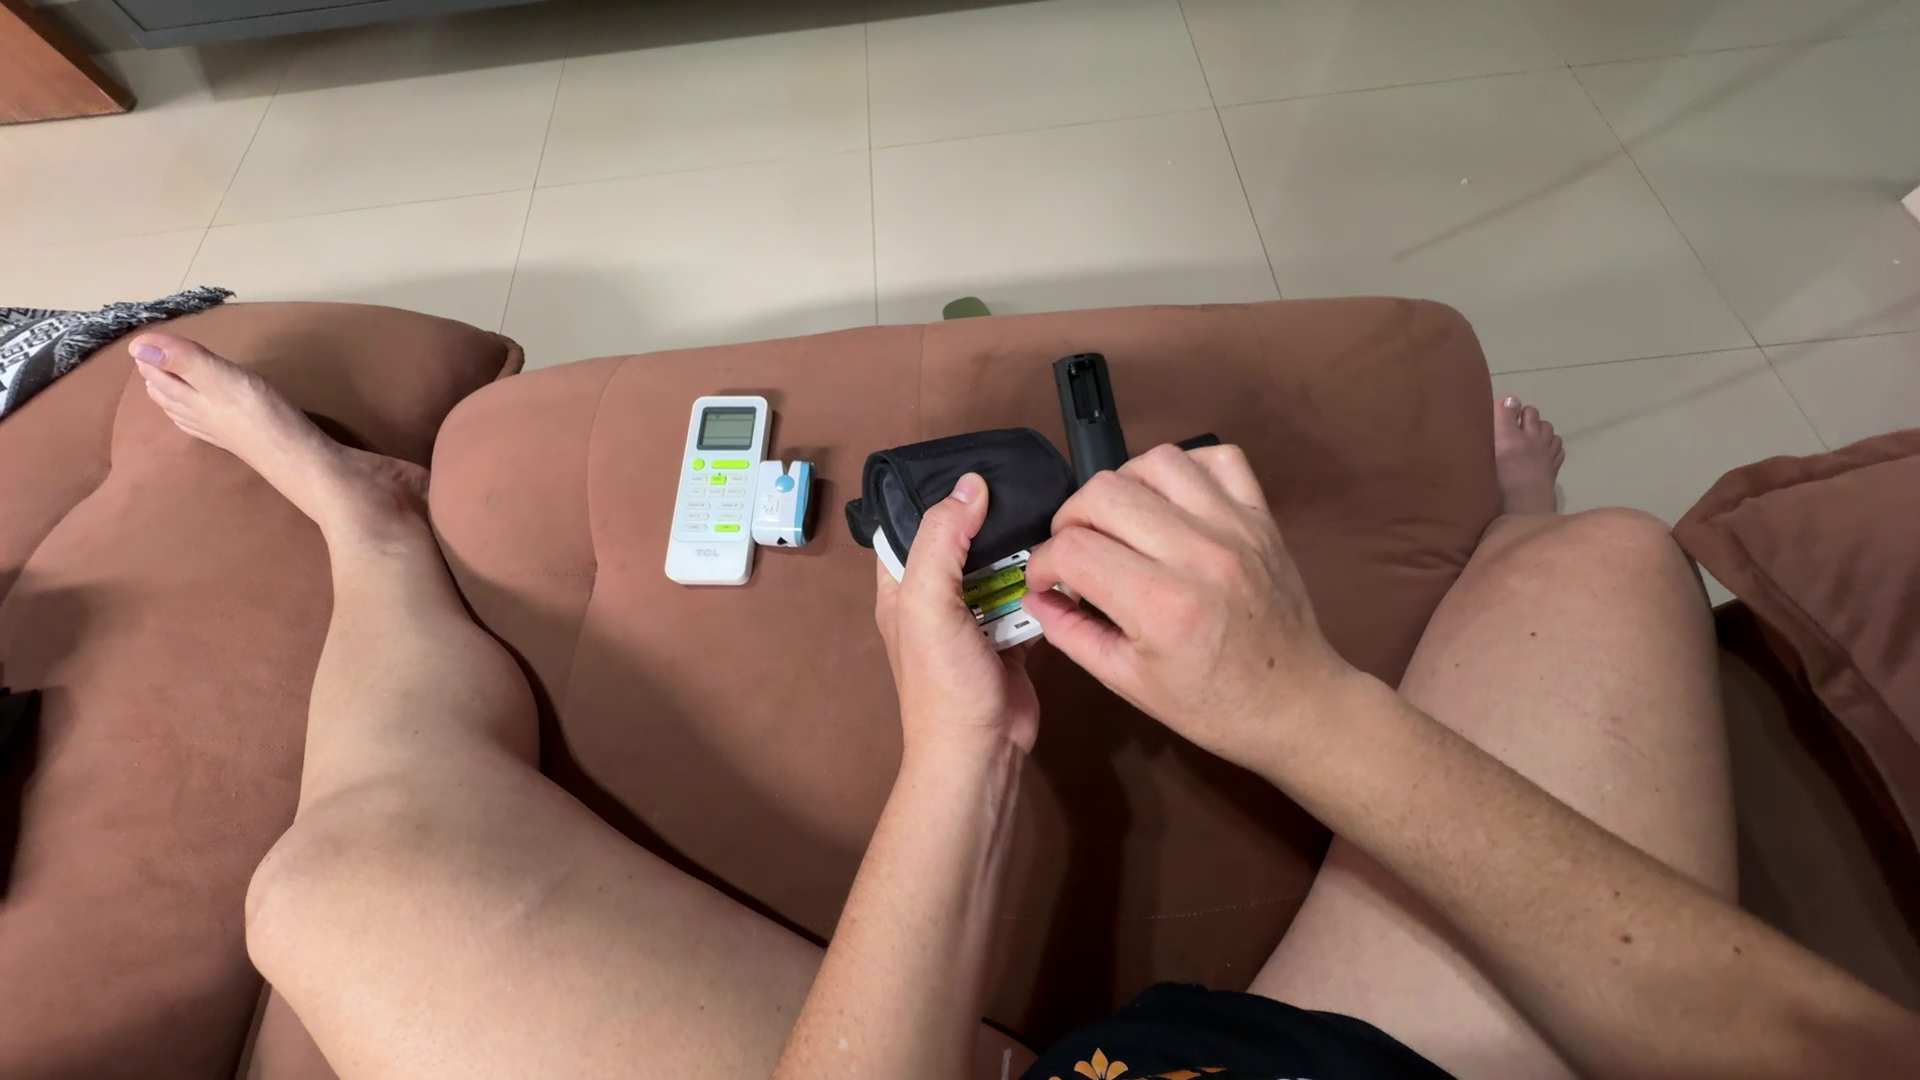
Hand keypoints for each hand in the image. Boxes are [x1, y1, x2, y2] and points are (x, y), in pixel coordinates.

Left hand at [875, 473, 1039, 759]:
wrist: (981, 748)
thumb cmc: (943, 679)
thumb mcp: (928, 602)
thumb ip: (941, 540)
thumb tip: (969, 484)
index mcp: (902, 585)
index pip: (910, 526)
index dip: (934, 497)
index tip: (972, 470)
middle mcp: (935, 597)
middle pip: (960, 542)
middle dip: (987, 520)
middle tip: (1023, 487)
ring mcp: (973, 616)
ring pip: (996, 566)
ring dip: (1017, 549)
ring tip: (1048, 514)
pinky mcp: (1007, 634)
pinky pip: (1022, 596)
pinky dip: (1037, 583)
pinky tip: (1060, 560)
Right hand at [1022, 445, 1357, 770]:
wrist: (1295, 704)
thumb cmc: (1211, 703)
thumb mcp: (1126, 681)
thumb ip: (1071, 632)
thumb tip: (1035, 596)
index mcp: (1160, 604)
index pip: (1072, 549)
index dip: (1042, 564)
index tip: (1046, 582)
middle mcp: (1197, 553)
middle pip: (1103, 492)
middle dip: (1069, 520)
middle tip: (1076, 552)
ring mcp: (1234, 527)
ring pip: (1155, 461)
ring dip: (1121, 487)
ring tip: (1119, 523)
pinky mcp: (1260, 516)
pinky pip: (1217, 457)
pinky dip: (1183, 470)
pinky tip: (1169, 504)